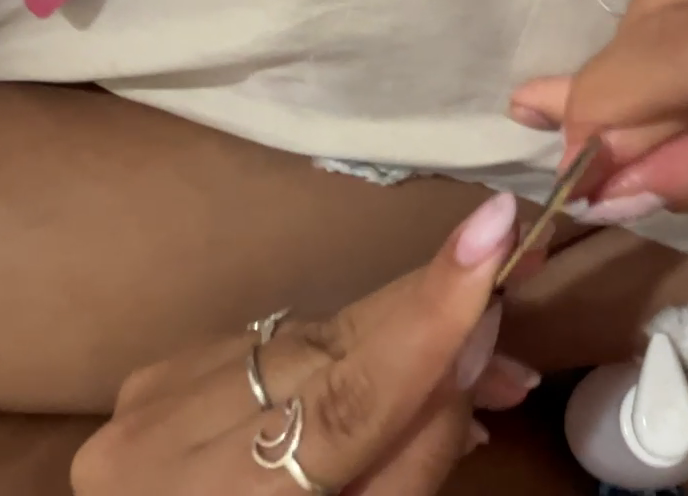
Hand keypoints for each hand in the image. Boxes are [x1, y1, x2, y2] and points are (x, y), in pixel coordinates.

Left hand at [71, 192, 542, 495]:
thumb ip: (413, 459)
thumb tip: (471, 345)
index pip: (346, 402)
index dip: (428, 319)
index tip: (494, 227)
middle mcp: (171, 433)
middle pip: (335, 348)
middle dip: (440, 306)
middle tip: (526, 262)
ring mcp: (161, 389)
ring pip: (318, 333)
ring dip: (403, 335)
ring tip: (484, 363)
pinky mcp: (169, 365)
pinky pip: (286, 340)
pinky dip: (347, 349)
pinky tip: (391, 364)